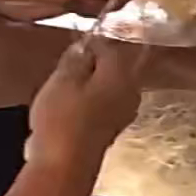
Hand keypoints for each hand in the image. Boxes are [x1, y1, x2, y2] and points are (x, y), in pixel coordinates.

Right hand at [25, 39, 144, 166]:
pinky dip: (94, 95)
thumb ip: (76, 60)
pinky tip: (76, 98)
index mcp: (123, 76)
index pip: (115, 49)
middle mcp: (132, 90)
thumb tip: (86, 44)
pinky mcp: (116, 123)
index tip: (81, 37)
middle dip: (98, 60)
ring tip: (71, 75)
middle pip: (117, 67)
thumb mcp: (63, 81)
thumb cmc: (64, 116)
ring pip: (113, 84)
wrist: (68, 158)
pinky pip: (107, 100)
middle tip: (74, 56)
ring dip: (95, 78)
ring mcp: (127, 108)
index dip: (97, 41)